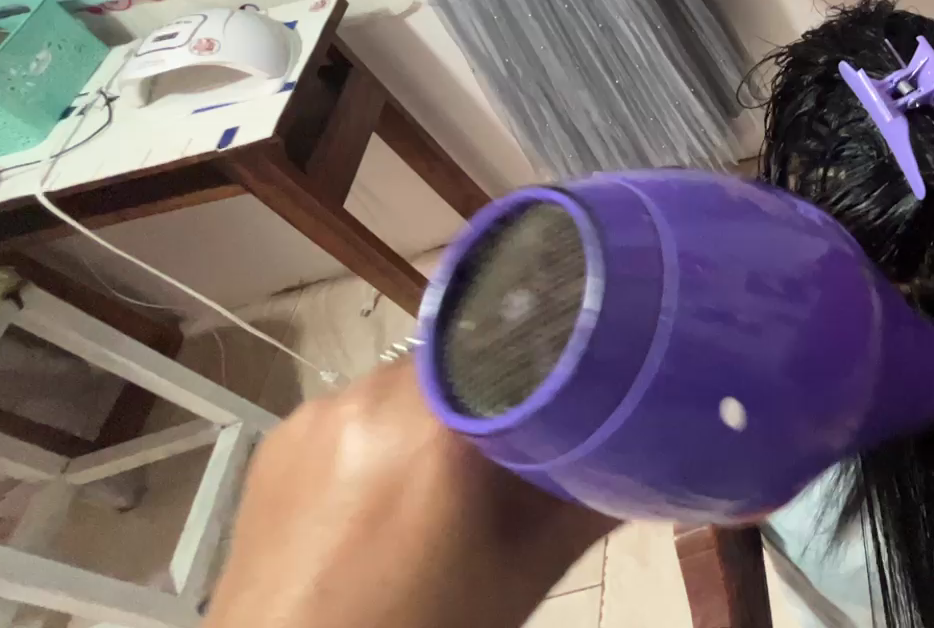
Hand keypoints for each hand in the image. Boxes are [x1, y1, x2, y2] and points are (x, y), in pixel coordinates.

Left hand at [204, 360, 615, 627]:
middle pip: (464, 355)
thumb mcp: (533, 564)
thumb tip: (655, 441)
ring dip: (444, 403)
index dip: (551, 347)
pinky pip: (362, 406)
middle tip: (527, 426)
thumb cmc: (428, 626)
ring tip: (460, 461)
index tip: (578, 371)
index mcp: (434, 421)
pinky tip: (399, 480)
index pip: (514, 335)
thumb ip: (598, 492)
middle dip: (499, 381)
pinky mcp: (279, 440)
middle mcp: (369, 396)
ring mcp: (317, 415)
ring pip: (413, 378)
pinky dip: (391, 427)